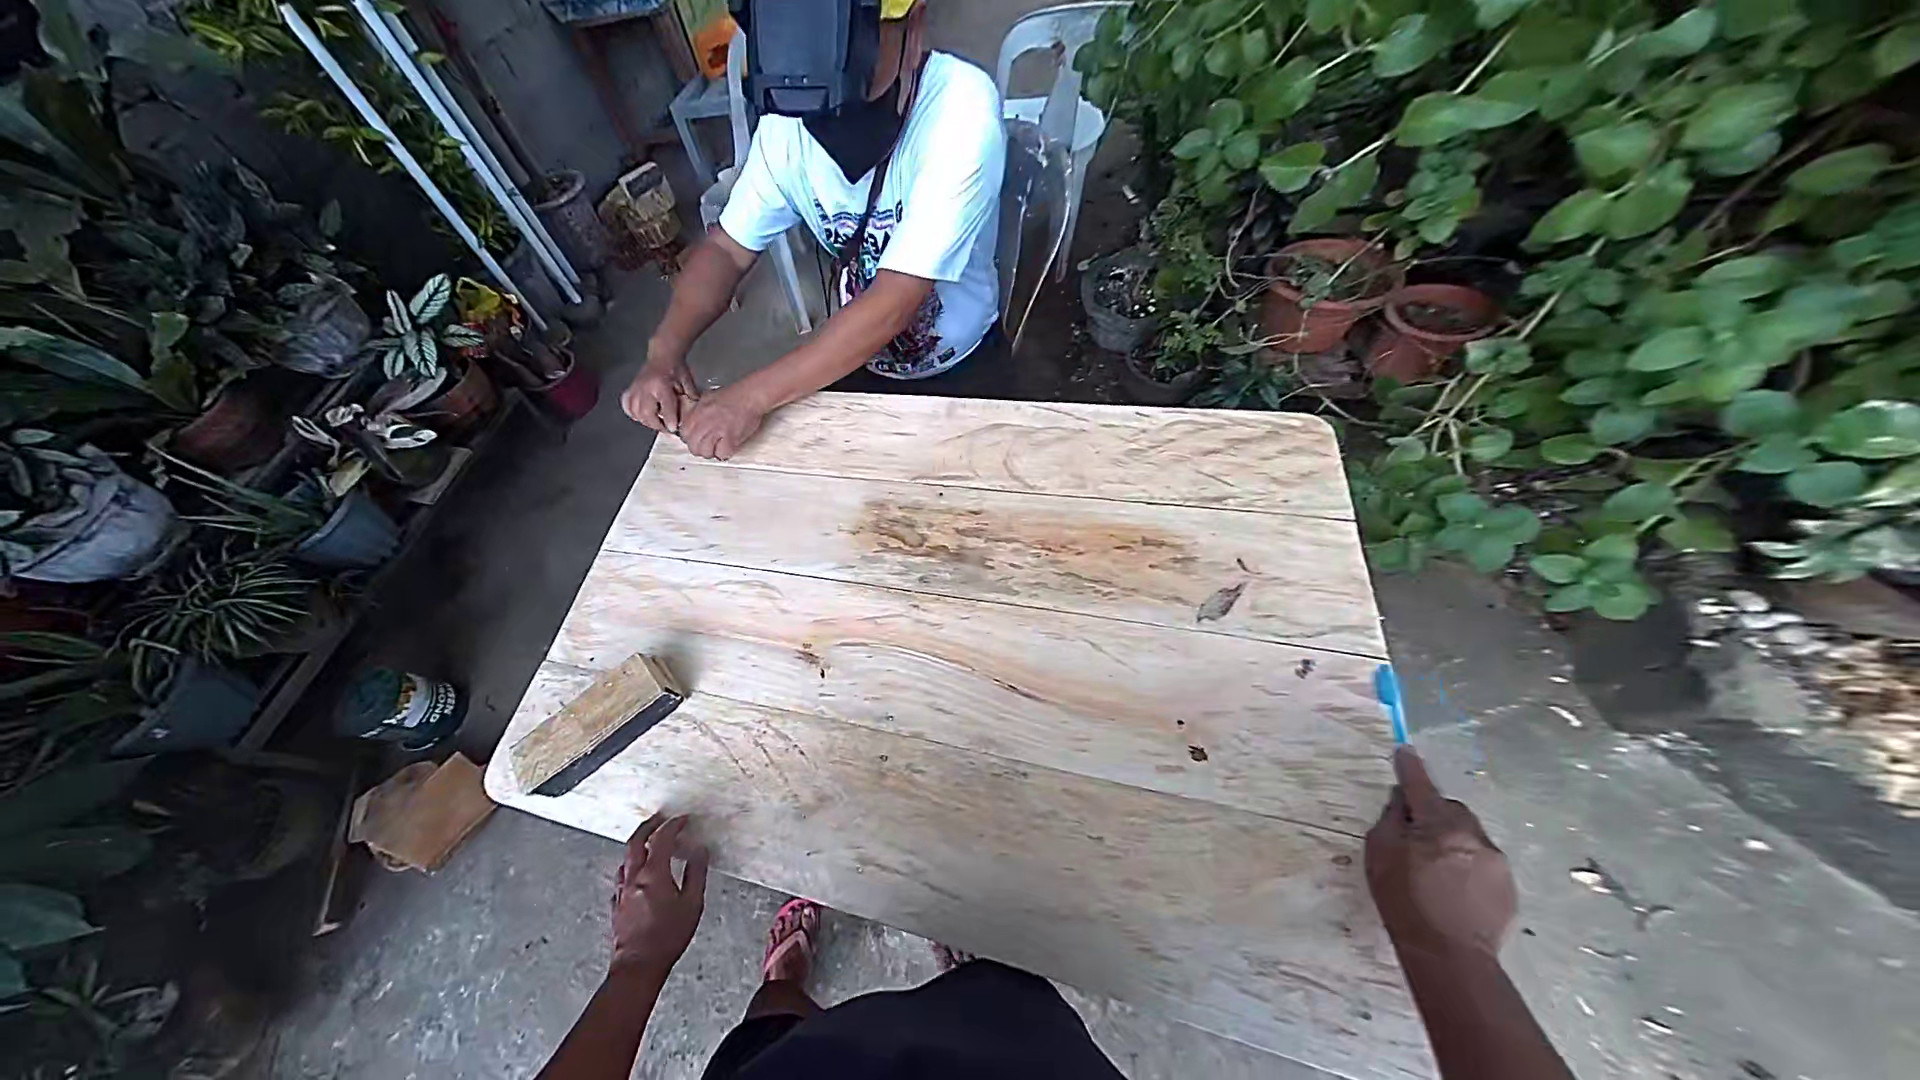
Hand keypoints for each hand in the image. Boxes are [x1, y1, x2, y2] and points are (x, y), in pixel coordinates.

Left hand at [609, 813, 709, 978]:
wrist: (638, 967)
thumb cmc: (666, 937)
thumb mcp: (692, 903)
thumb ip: (696, 873)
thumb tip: (700, 852)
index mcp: (653, 874)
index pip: (661, 839)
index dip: (673, 825)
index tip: (683, 820)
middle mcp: (634, 879)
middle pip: (635, 842)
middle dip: (649, 826)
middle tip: (660, 819)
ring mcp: (622, 892)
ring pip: (625, 859)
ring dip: (637, 844)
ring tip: (649, 841)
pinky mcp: (617, 906)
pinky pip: (621, 876)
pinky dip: (630, 865)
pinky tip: (637, 872)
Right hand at [622, 353, 699, 433]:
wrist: (663, 355)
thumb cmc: (676, 367)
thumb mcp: (687, 381)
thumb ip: (691, 396)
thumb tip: (695, 412)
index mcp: (661, 384)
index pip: (665, 407)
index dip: (670, 420)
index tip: (674, 430)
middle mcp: (646, 387)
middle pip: (647, 413)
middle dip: (657, 425)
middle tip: (667, 429)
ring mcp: (636, 388)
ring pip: (636, 411)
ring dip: (646, 421)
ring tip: (656, 423)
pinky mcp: (631, 388)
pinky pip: (627, 404)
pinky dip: (633, 413)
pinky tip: (642, 416)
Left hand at [678, 384, 766, 460]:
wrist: (750, 396)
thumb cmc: (733, 396)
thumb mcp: (707, 398)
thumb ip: (697, 411)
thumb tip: (694, 420)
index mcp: (696, 414)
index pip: (684, 435)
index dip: (691, 439)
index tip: (698, 439)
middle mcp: (703, 424)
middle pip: (694, 447)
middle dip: (701, 449)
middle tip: (710, 446)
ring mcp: (716, 432)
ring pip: (706, 453)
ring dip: (713, 452)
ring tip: (719, 446)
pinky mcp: (730, 439)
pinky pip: (722, 454)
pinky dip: (725, 453)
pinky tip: (729, 446)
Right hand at [1365, 746, 1516, 960]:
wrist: (1449, 955)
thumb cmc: (1403, 899)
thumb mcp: (1380, 852)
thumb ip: (1391, 819)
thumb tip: (1402, 798)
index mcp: (1440, 825)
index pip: (1420, 785)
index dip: (1409, 767)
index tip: (1404, 750)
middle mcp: (1473, 836)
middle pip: (1450, 809)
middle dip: (1433, 813)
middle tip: (1414, 835)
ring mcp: (1496, 862)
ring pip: (1468, 834)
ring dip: (1451, 839)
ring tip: (1433, 866)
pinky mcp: (1508, 886)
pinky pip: (1482, 859)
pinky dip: (1466, 862)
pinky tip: (1451, 885)